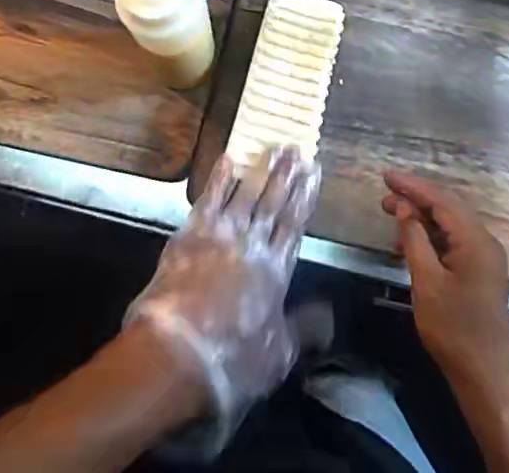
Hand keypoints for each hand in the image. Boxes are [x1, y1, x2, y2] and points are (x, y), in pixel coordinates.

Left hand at [125, 148, 319, 423]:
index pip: (295, 224)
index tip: (315, 170)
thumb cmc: (231, 361)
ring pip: (247, 193)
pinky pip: (210, 197)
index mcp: (276, 270)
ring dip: (261, 169)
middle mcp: (253, 243)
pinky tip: (229, 158)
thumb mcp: (278, 355)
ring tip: (274, 147)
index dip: (306, 196)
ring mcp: (221, 234)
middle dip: (287, 175)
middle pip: (273, 202)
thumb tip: (329, 314)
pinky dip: (220, 176)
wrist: (178, 352)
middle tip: (296, 148)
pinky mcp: (191, 233)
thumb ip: (304, 328)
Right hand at [382, 171, 508, 385]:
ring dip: (422, 216)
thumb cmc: (453, 328)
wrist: (485, 374)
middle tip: (384, 196)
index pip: (441, 201)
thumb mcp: (426, 281)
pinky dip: (431, 234)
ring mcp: (486, 257)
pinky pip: (454, 240)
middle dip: (416, 198)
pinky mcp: (481, 271)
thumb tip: (404, 208)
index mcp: (476, 240)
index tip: (386, 176)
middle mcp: (485, 242)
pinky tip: (411, 240)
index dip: (412, 186)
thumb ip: (414, 238)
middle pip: (448, 208)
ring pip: (450, 223)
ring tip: (392, 214)